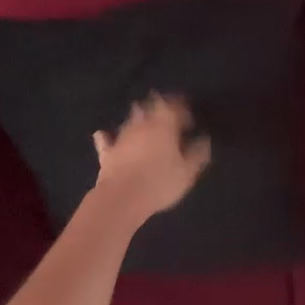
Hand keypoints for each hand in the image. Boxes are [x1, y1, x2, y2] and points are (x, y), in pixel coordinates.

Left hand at [91, 92, 210, 220]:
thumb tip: (203, 140)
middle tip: (164, 110)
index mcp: (163, 127)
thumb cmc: (160, 182)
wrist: (123, 197)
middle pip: (149, 108)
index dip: (181, 107)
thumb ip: (197, 154)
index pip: (173, 107)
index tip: (187, 114)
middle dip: (157, 106)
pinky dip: (106, 137)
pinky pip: (106, 141)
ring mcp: (122, 138)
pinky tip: (101, 134)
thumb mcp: (187, 172)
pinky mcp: (107, 153)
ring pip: (130, 121)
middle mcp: (141, 126)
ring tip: (142, 119)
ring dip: (137, 118)